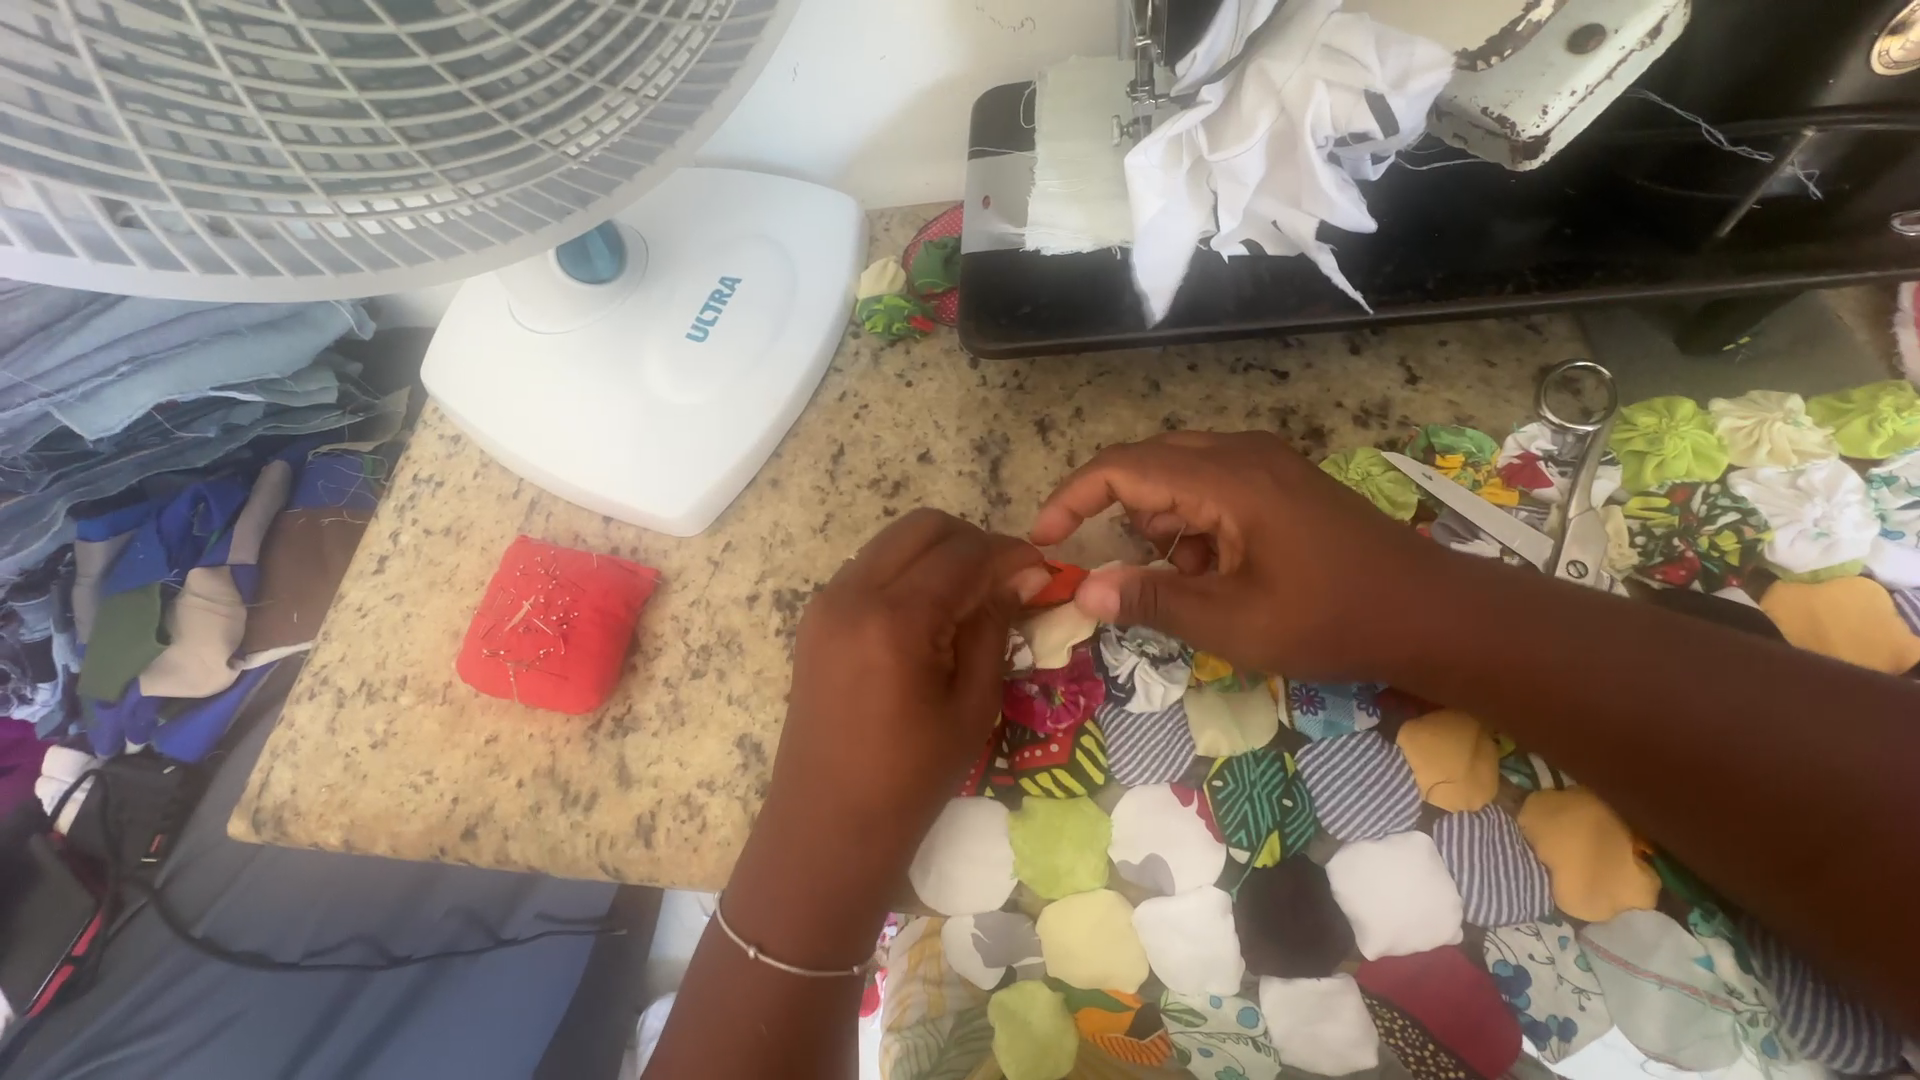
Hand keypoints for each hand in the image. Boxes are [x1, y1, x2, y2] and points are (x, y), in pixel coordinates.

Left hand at [766, 510, 1047, 868]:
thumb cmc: (910, 778)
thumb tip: (1024, 574)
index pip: (964, 553)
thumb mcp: (972, 704)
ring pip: (893, 542)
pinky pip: (870, 568)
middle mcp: (853, 593)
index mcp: (895, 619)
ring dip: (938, 554)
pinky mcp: (816, 618)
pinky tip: (928, 615)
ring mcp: (826, 602)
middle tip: (1004, 582)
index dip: (1010, 553)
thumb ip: (994, 626)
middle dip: (972, 541)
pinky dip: (906, 572)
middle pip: (924, 526)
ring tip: (969, 599)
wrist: (827, 823)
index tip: (1042, 571)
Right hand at [1029, 431, 1445, 680]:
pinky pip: (1210, 487)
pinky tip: (1219, 570)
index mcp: (1226, 480)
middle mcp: (1241, 454)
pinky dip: (1194, 526)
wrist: (1429, 614)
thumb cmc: (1330, 619)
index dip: (1071, 499)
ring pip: (1177, 477)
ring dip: (1161, 526)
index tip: (1042, 540)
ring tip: (1187, 582)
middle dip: (1118, 516)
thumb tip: (1083, 591)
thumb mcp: (1231, 623)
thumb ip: (1151, 601)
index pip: (1122, 469)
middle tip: (1114, 571)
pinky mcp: (1279, 480)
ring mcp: (1265, 463)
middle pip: (1146, 465)